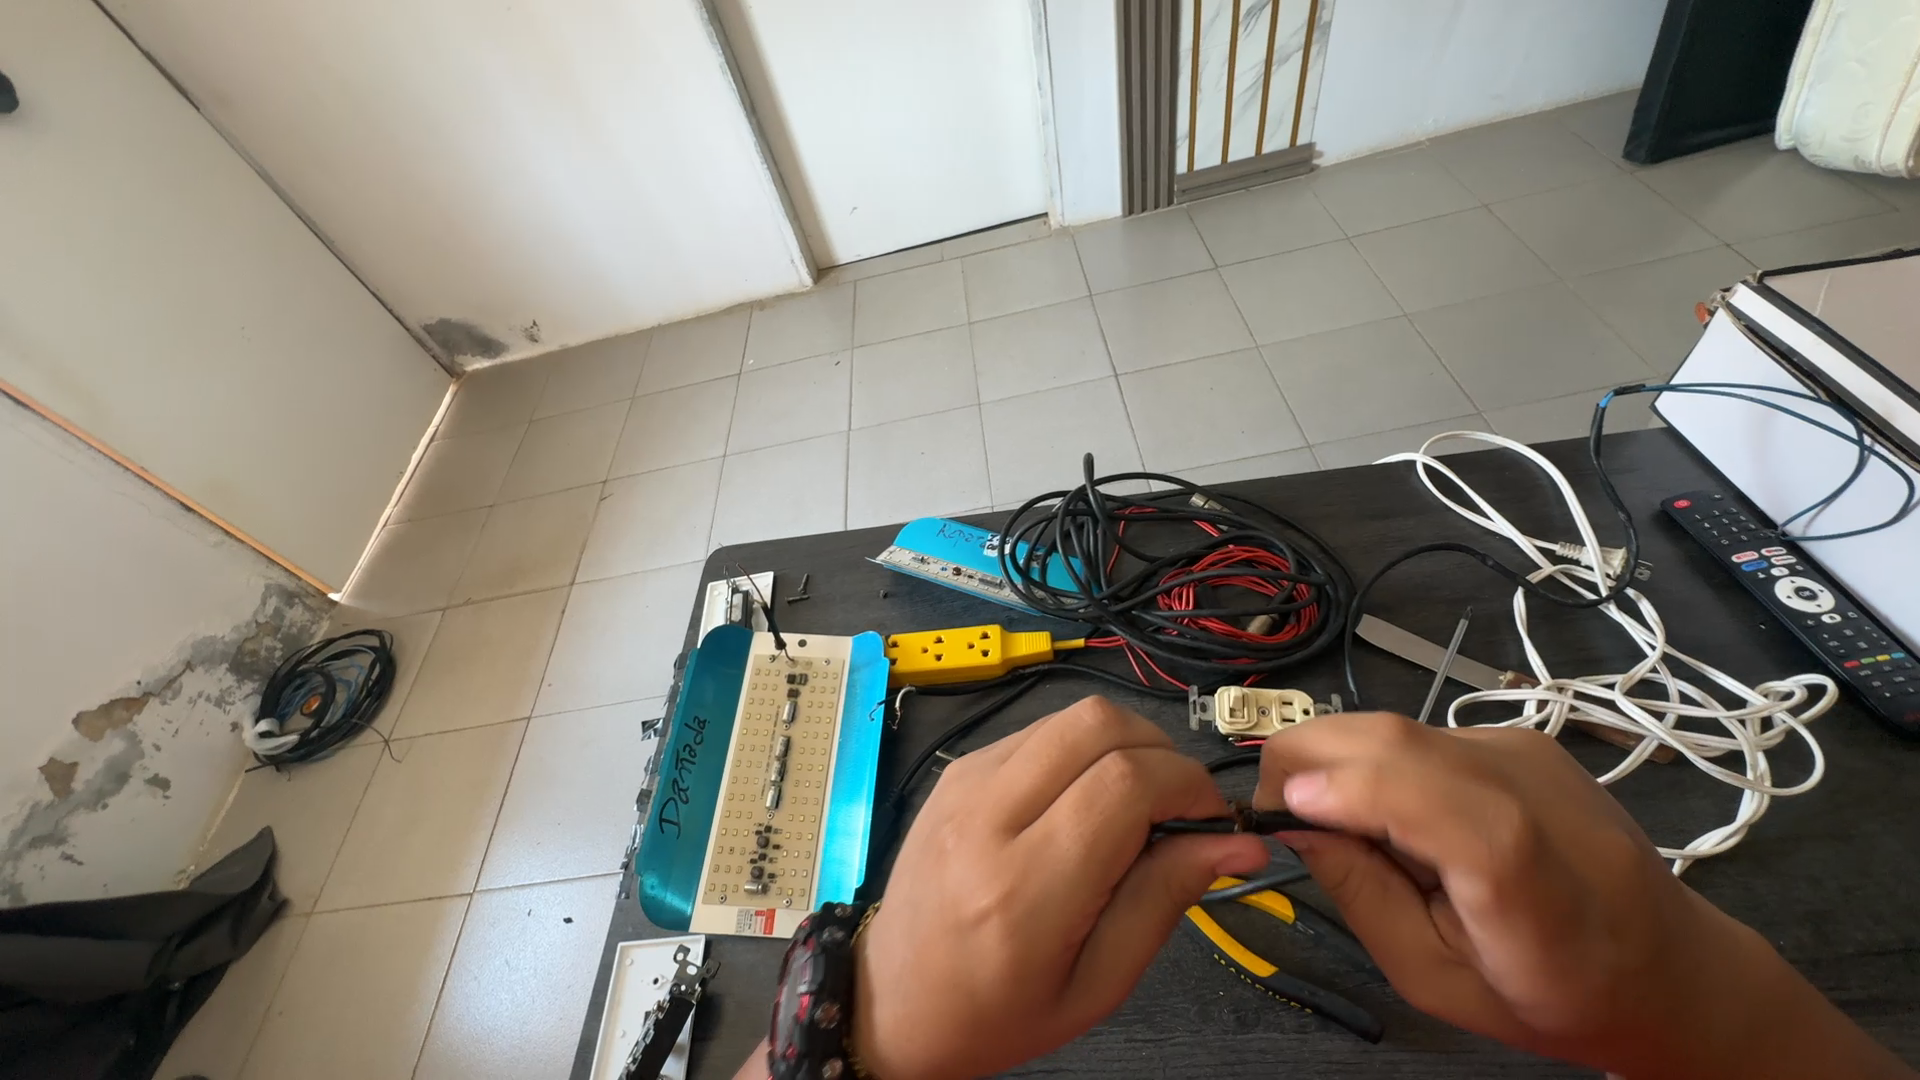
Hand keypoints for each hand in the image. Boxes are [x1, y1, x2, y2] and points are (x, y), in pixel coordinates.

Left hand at [850, 697, 1265, 1079]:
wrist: (893, 996)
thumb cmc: (999, 1012)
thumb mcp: (1097, 984)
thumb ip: (1165, 899)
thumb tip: (1238, 841)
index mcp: (1024, 887)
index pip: (1124, 783)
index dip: (1186, 783)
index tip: (1210, 817)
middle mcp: (988, 814)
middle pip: (1097, 725)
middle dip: (1160, 750)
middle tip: (1177, 804)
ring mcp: (965, 779)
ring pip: (1070, 717)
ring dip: (1122, 744)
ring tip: (1134, 801)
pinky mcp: (957, 767)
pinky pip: (1039, 730)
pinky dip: (1080, 748)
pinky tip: (1083, 796)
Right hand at [1257, 712, 1912, 1078]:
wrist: (1673, 969)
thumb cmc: (1547, 994)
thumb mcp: (1433, 976)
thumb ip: (1360, 894)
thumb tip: (1293, 817)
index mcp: (1531, 883)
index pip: (1436, 803)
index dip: (1350, 790)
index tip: (1280, 810)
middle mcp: (1531, 792)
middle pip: (1391, 740)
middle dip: (1305, 756)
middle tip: (1278, 808)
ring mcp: (1525, 753)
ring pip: (1388, 727)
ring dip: (1335, 758)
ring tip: (1341, 816)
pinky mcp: (1516, 736)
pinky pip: (1414, 734)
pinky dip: (1374, 760)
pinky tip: (1397, 808)